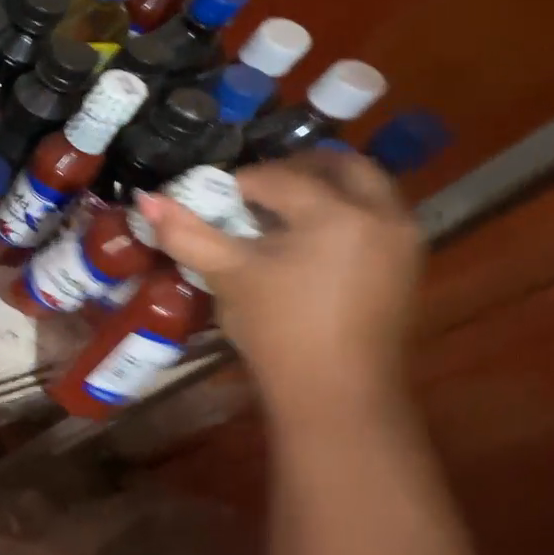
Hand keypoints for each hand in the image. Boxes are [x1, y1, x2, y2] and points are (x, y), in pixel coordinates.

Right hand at [136, 148, 422, 415]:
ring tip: (276, 214)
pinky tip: (304, 241)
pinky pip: (375, 214)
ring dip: (322, 187)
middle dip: (293, 169)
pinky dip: (341, 211)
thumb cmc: (276, 327)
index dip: (237, 182)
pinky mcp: (407, 261)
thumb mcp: (225, 274)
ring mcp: (403, 237)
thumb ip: (185, 233)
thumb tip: (146, 197)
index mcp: (336, 213)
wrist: (334, 388)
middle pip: (340, 166)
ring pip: (365, 187)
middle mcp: (381, 213)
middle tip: (250, 190)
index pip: (278, 178)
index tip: (208, 197)